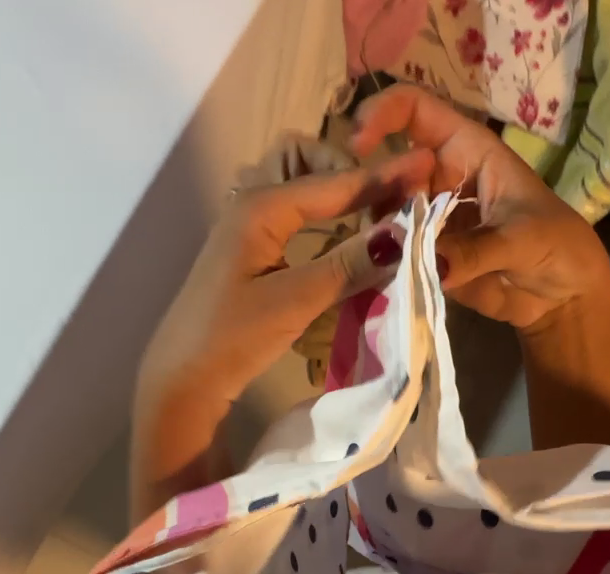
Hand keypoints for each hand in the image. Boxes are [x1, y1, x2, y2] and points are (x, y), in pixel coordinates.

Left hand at [135, 146, 433, 413]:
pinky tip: (339, 239)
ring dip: (333, 191)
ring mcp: (247, 228)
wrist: (183, 377)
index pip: (333, 182)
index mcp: (260, 207)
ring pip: (296, 186)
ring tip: (372, 213)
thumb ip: (349, 265)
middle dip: (348, 170)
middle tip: (386, 198)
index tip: (426, 169)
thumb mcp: (295, 301)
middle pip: (306, 161)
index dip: (383, 177)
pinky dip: (320, 216)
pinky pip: (291, 215)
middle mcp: (251, 204)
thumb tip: (403, 234)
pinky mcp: (248, 253)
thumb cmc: (232, 338)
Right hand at [349, 85, 609, 330]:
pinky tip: (393, 277)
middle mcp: (440, 181)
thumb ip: (477, 250)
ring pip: (385, 216)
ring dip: (381, 233)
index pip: (416, 112)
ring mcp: (429, 222)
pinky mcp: (426, 261)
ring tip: (396, 256)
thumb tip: (433, 263)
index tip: (359, 143)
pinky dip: (389, 267)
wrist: (563, 296)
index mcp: (467, 150)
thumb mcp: (523, 239)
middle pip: (390, 169)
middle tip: (388, 225)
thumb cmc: (555, 245)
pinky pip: (396, 258)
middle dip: (377, 189)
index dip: (384, 115)